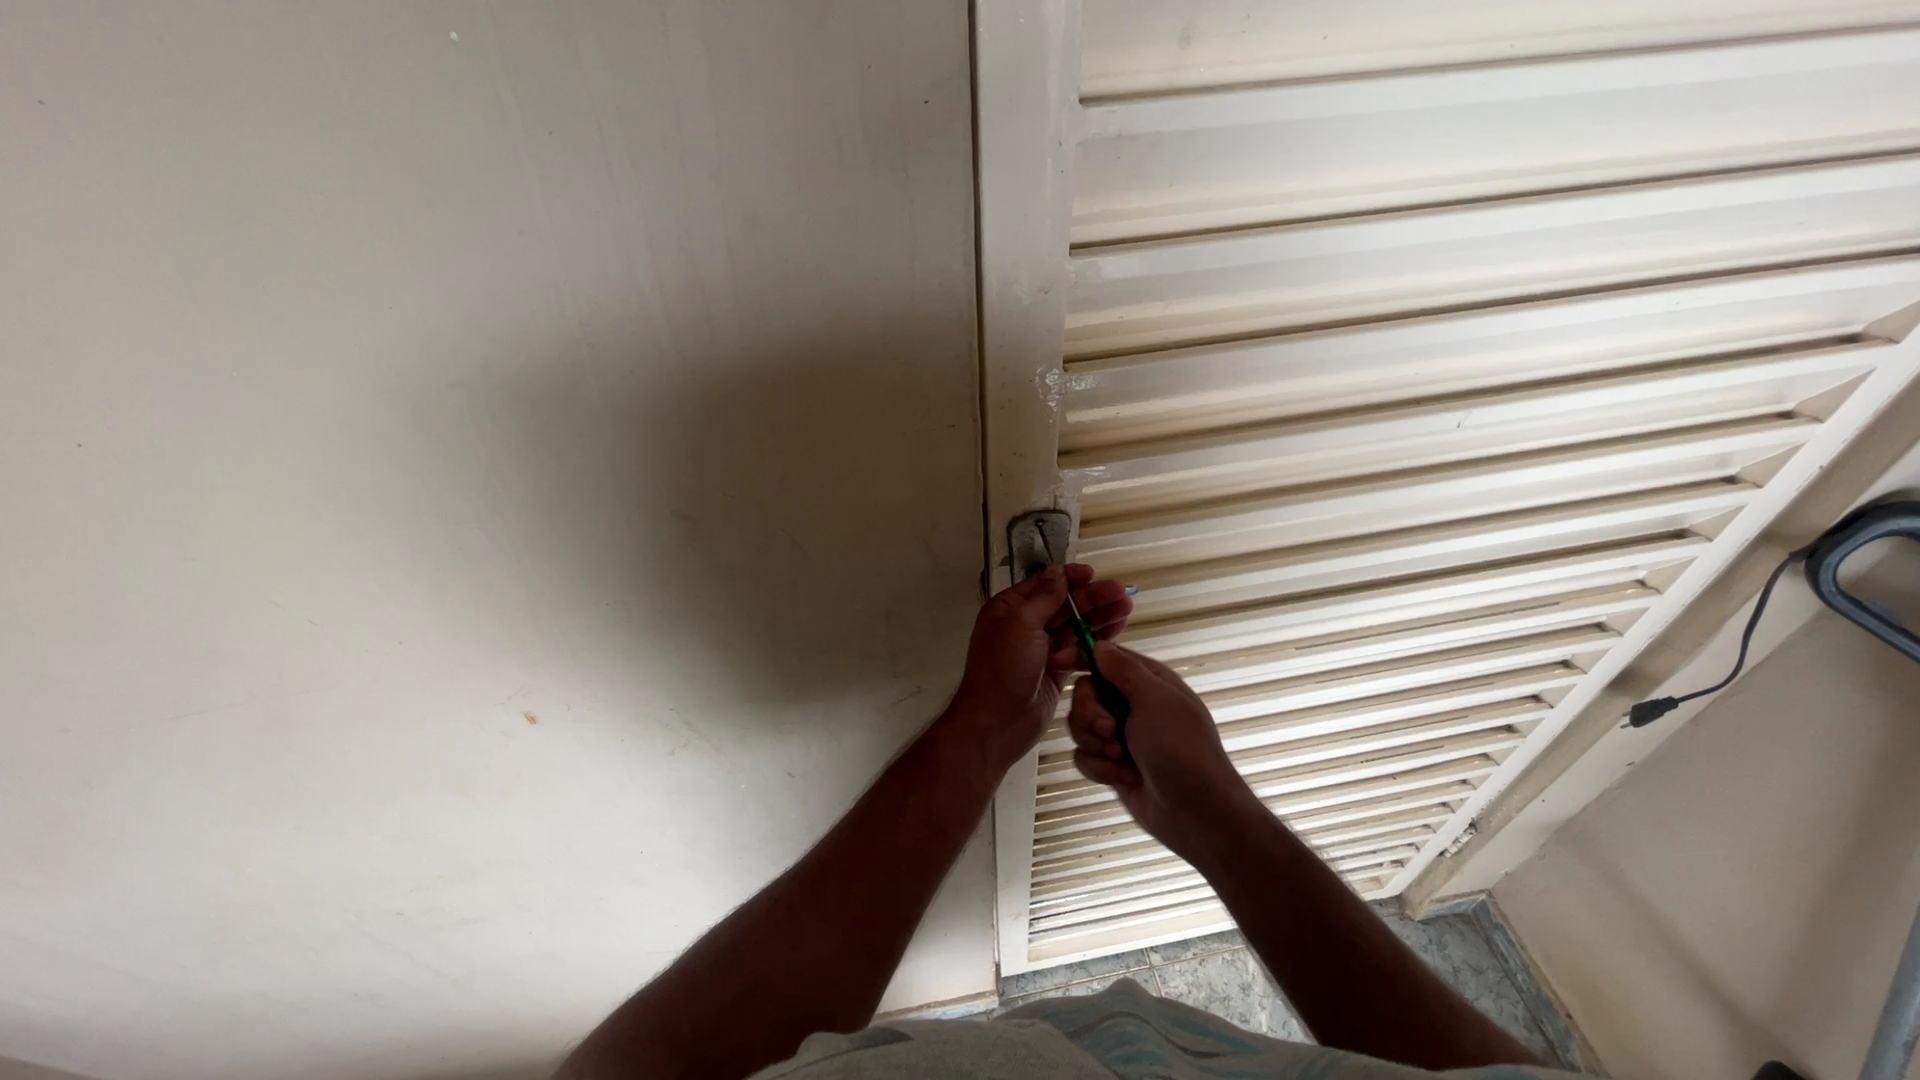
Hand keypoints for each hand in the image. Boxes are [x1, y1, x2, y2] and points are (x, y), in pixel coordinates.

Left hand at [950, 564, 1131, 771]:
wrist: (997, 722)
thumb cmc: (1003, 669)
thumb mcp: (1020, 624)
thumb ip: (1043, 598)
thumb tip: (1058, 572)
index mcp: (1009, 609)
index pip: (1044, 584)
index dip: (1069, 578)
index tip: (1093, 574)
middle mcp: (1025, 625)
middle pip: (1064, 605)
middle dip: (1093, 598)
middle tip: (1122, 593)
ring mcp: (1042, 648)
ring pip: (1075, 627)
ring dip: (1099, 618)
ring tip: (1126, 609)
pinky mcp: (1056, 670)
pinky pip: (1079, 650)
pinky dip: (1096, 642)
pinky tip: (1116, 632)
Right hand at [1067, 642, 1259, 859]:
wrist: (1195, 811)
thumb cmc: (1182, 749)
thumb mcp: (1155, 700)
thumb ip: (1124, 670)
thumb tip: (1100, 646)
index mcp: (1148, 681)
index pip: (1107, 657)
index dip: (1081, 657)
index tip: (1059, 662)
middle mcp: (1133, 704)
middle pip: (1085, 694)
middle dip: (1090, 714)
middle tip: (1112, 730)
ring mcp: (1122, 736)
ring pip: (1080, 727)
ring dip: (1097, 745)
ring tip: (1122, 758)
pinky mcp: (1112, 764)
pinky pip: (1085, 756)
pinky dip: (1101, 769)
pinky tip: (1123, 778)